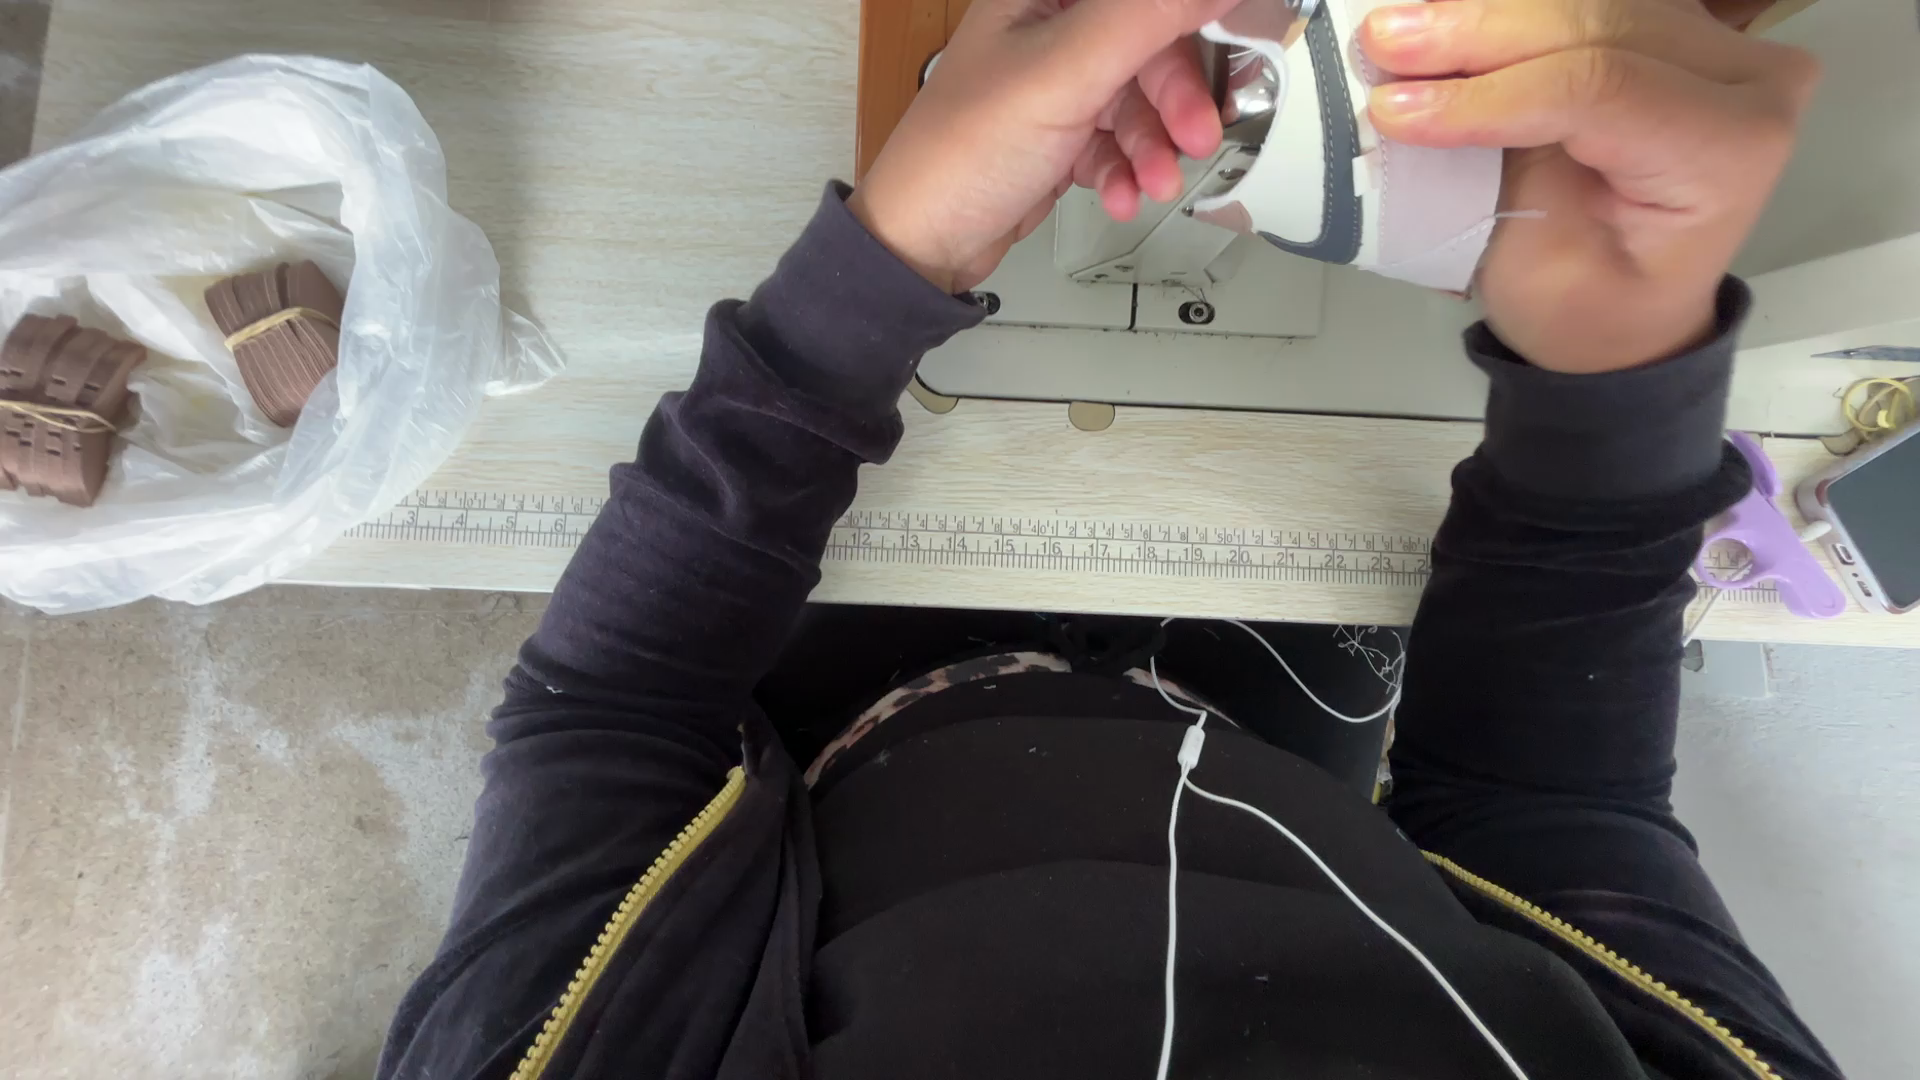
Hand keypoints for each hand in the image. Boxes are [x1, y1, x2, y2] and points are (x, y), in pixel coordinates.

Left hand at [849, 0, 1238, 293]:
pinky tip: (1120, 197)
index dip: (1188, 14)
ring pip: (1132, 103)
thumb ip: (1146, 15)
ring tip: (1155, 185)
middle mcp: (1048, 31)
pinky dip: (1122, 172)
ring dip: (1151, 147)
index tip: (1239, 36)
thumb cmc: (963, 154)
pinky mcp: (1055, 141)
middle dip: (1174, 97)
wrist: (922, 245)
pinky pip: (1109, 147)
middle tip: (1199, 137)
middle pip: (1144, 45)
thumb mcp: (1063, 73)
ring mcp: (1052, 90)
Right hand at [1360, 0, 1819, 372]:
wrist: (1621, 319)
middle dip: (1478, 31)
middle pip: (1599, 22)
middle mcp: (1742, 75)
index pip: (1596, 90)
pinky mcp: (1673, 40)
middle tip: (1382, 38)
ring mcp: (1713, 46)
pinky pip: (1586, 9)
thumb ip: (1508, 174)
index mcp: (1722, 148)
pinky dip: (1508, 15)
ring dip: (1486, 12)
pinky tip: (1448, 19)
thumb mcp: (1537, 268)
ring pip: (1590, 1)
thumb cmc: (1579, 311)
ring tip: (1397, 26)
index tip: (1390, 109)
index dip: (1484, 96)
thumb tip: (1438, 106)